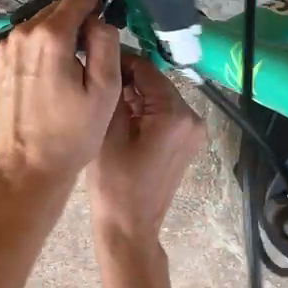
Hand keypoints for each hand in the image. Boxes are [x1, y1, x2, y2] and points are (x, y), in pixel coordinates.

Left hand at [0, 0, 122, 193]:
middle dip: (82, 13)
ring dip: (63, 29)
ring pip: (42, 22)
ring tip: (82, 53)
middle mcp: (23, 33)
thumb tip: (100, 19)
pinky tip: (59, 64)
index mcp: (50, 37)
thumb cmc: (72, 135)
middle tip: (103, 31)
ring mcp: (6, 46)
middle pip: (59, 9)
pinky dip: (46, 41)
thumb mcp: (104, 90)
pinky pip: (28, 38)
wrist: (27, 167)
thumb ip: (106, 43)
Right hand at [87, 52, 205, 249]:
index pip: (146, 69)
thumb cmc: (114, 182)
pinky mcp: (187, 141)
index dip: (119, 62)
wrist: (129, 226)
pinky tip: (122, 116)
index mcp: (175, 114)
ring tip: (106, 99)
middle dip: (127, 78)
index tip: (94, 61)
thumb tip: (111, 63)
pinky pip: (163, 113)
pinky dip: (144, 110)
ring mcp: (193, 131)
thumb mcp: (108, 130)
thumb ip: (114, 92)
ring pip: (158, 96)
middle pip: (155, 81)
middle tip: (97, 82)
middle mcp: (192, 118)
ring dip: (135, 94)